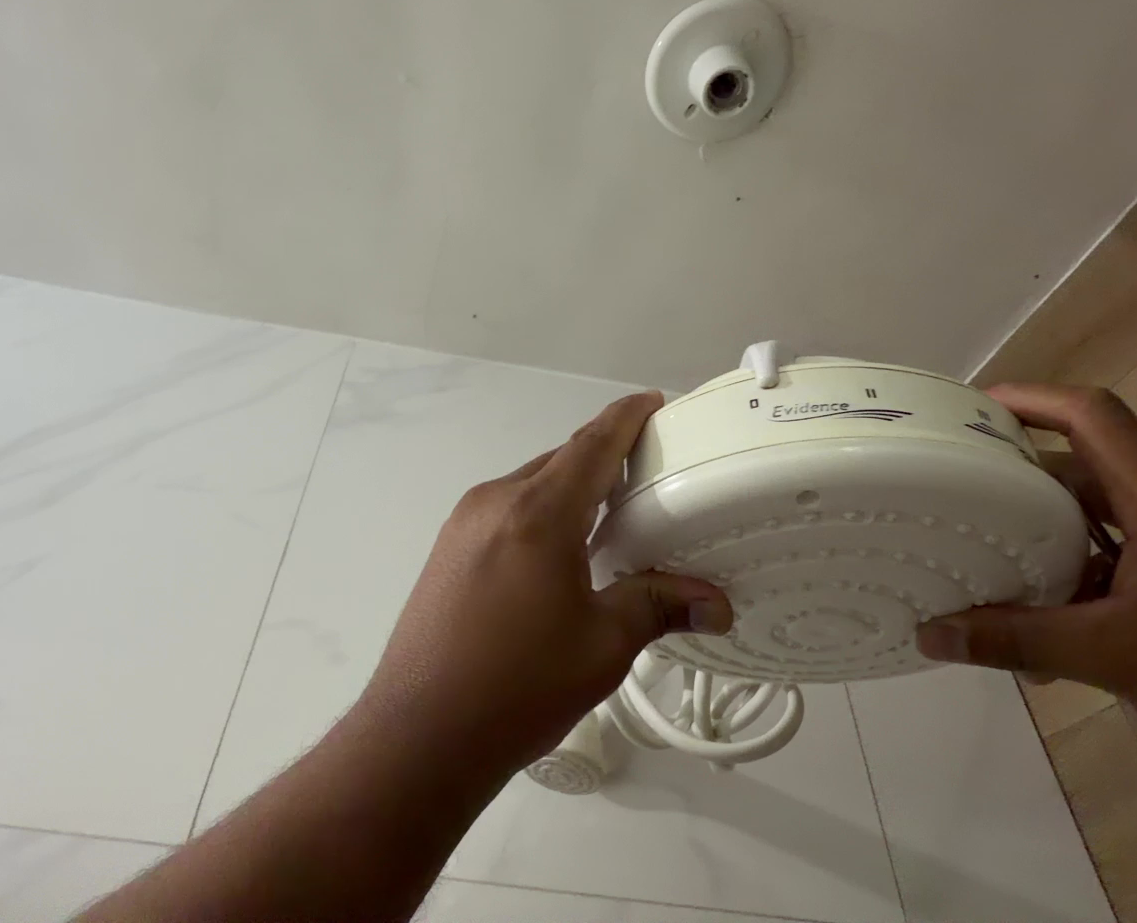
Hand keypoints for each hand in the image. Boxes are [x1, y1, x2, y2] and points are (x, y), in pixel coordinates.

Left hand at [357, 391, 733, 774]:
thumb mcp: (602, 646)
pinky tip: (560, 552)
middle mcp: (494, 502)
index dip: (626, 418)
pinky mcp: (446, 550)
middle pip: (560, 462)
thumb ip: (658, 606)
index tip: (653, 403)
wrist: (420, 734)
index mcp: (537, 512)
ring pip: (530, 485)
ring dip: (570, 490)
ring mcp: (462, 524)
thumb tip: (716, 603)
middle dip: (603, 459)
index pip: (591, 444)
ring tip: (611, 517)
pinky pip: (506, 511)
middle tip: (648, 476)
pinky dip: (541, 513)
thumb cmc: (518, 686)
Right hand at [916, 385, 1136, 809]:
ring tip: (1009, 582)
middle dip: (1026, 492)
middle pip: (1096, 471)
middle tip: (963, 510)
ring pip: (1124, 520)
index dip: (1027, 400)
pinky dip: (1107, 574)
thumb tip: (928, 635)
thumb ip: (1019, 642)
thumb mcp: (1122, 663)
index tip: (967, 411)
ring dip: (1065, 545)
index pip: (1094, 417)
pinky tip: (1081, 625)